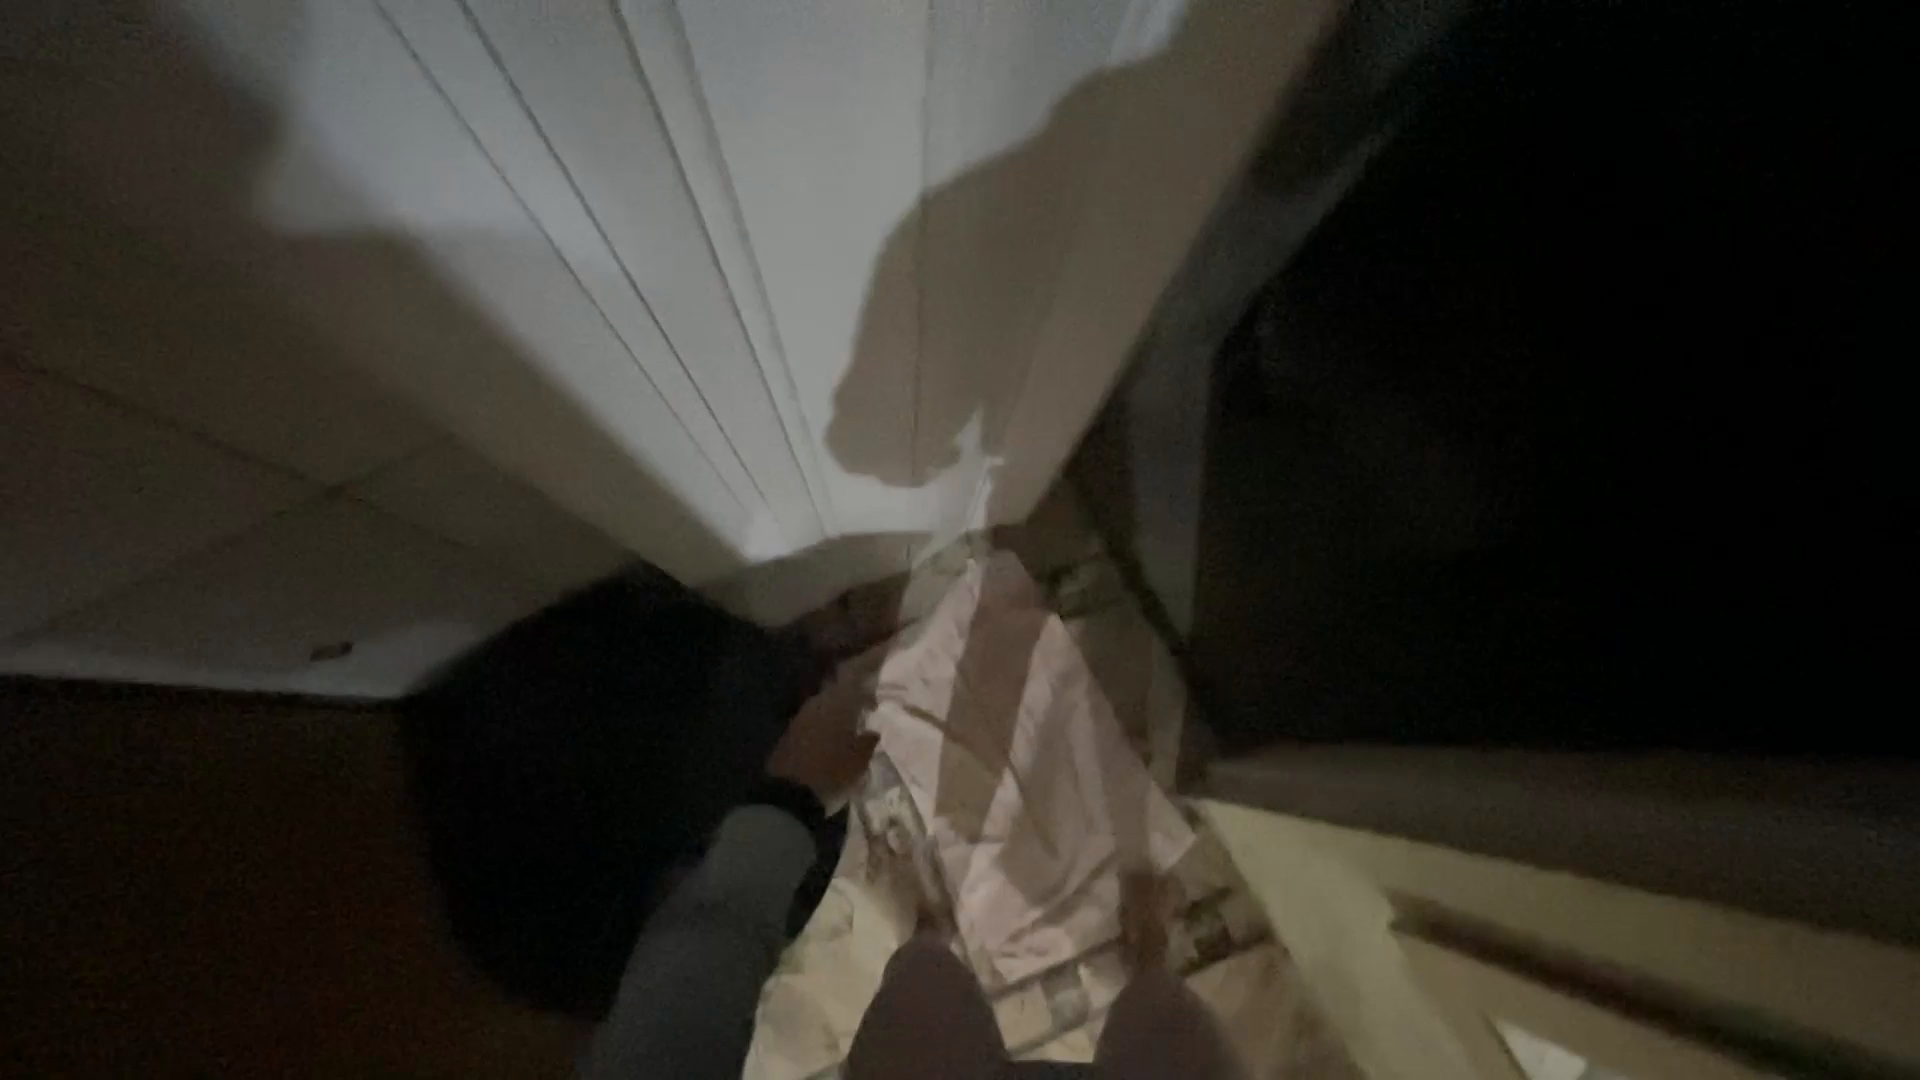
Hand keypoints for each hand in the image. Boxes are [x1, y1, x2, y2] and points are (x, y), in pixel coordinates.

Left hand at [766, 659, 881, 804]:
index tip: (875, 703)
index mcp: (838, 704)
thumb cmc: (832, 771)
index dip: (866, 691)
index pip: (855, 685)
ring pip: (822, 706)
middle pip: (836, 693)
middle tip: (861, 711)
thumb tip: (873, 731)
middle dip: (849, 700)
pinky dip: (822, 725)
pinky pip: (811, 721)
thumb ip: (868, 741)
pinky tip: (828, 738)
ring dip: (834, 713)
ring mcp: (800, 717)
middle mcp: (818, 703)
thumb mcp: (859, 760)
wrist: (789, 793)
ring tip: (846, 727)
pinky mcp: (789, 732)